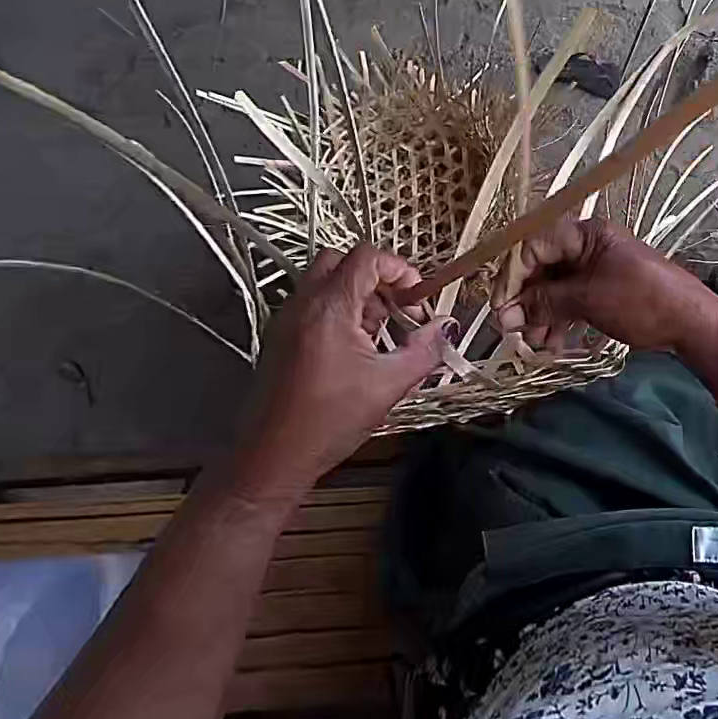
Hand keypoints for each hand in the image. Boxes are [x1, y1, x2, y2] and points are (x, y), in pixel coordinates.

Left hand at [231, 244, 452, 501]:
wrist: (269, 461)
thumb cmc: (326, 423)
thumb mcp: (389, 384)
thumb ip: (425, 349)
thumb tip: (447, 328)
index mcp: (328, 309)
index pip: (366, 257)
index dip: (400, 269)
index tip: (417, 297)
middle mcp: (302, 305)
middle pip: (344, 261)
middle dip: (379, 277)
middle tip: (401, 306)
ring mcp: (287, 320)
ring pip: (329, 281)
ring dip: (363, 295)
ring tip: (385, 330)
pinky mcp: (282, 337)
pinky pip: (317, 304)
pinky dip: (344, 311)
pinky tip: (362, 347)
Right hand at [493, 216, 717, 354]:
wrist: (691, 322)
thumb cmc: (642, 301)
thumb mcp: (589, 299)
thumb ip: (544, 303)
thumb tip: (503, 315)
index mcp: (586, 233)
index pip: (533, 245)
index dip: (514, 276)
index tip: (502, 309)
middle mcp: (588, 245)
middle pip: (542, 267)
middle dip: (527, 300)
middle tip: (515, 332)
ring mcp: (596, 268)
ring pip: (555, 287)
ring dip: (541, 315)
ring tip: (538, 344)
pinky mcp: (603, 289)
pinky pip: (571, 300)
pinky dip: (559, 319)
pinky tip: (553, 343)